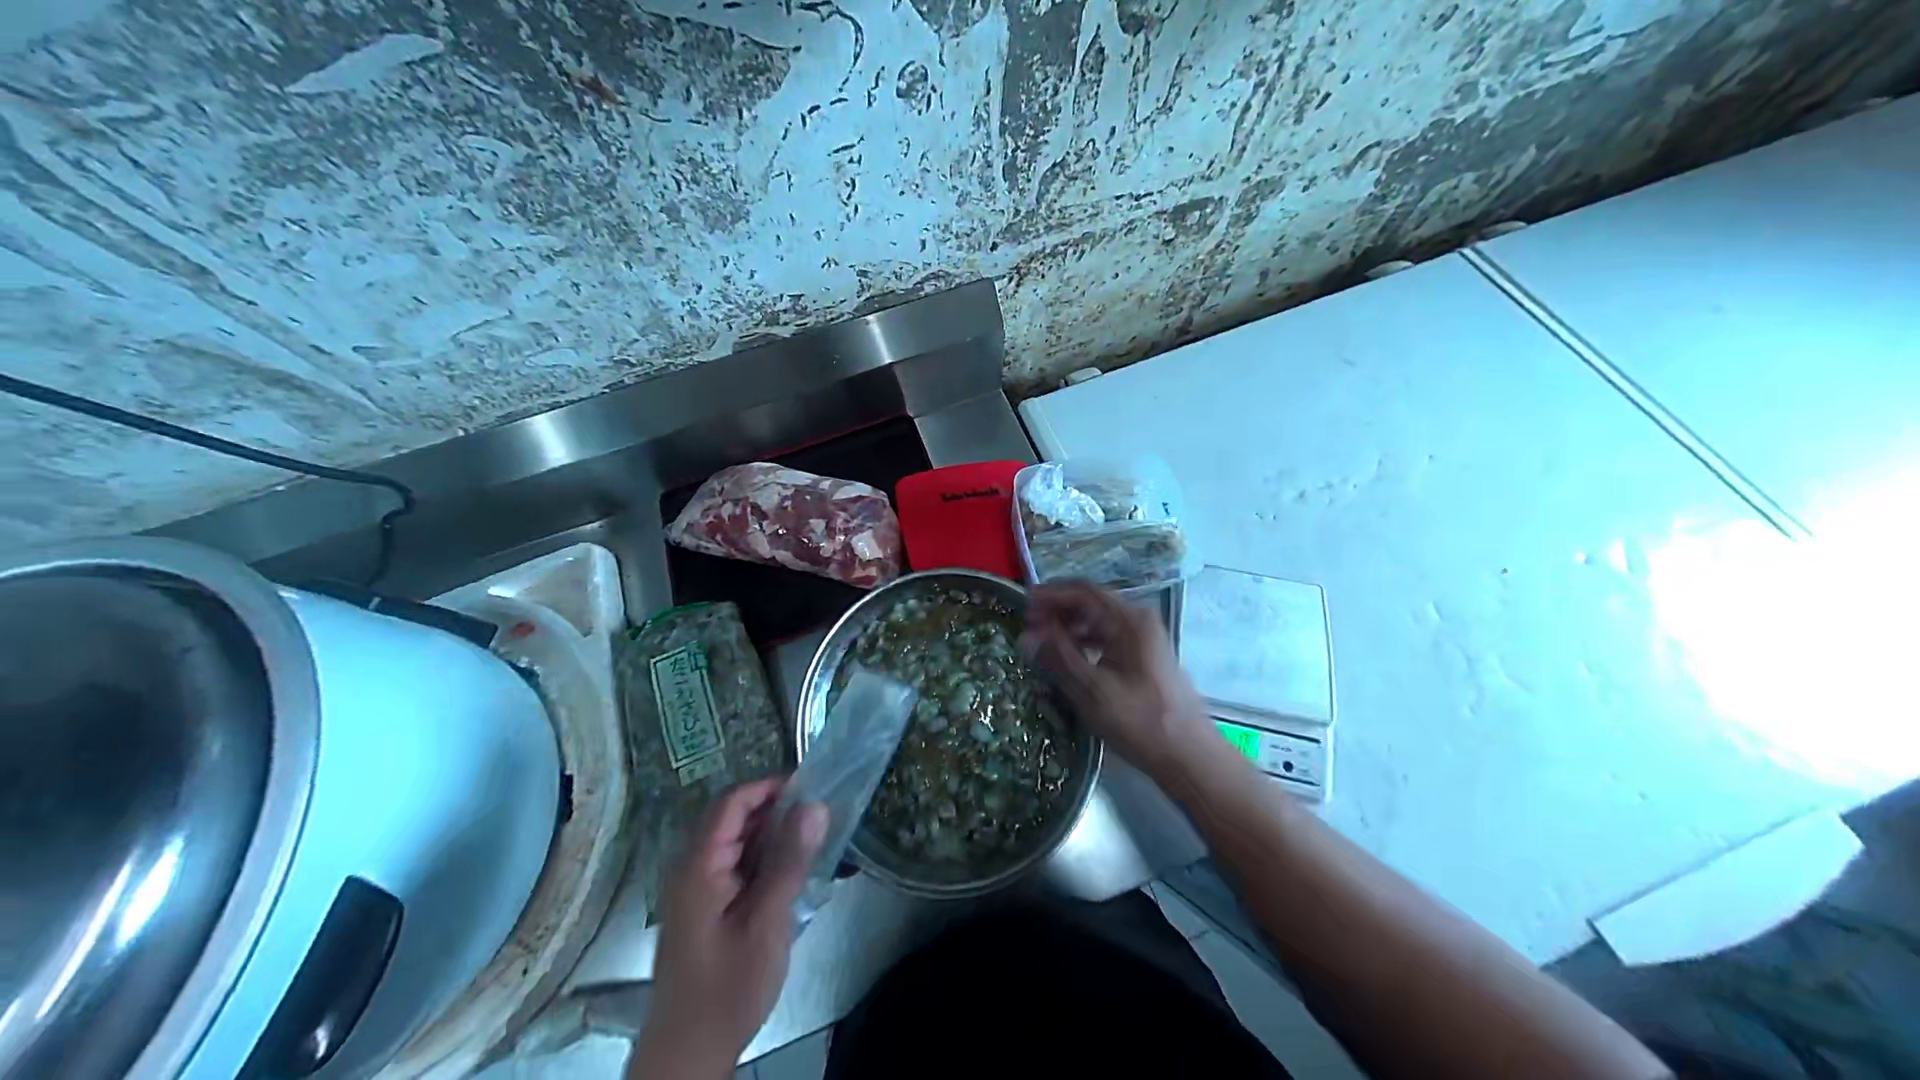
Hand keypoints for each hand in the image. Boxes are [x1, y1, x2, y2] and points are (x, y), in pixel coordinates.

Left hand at [631, 779, 827, 1077]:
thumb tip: (815, 805)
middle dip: (779, 811)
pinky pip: (739, 866)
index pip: (732, 802)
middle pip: (736, 819)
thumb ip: (789, 862)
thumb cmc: (728, 988)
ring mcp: (698, 888)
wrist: (689, 1053)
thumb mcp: (766, 922)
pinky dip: (768, 862)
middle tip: (824, 817)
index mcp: (699, 864)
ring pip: (740, 843)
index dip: (770, 787)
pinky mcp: (708, 907)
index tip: (813, 788)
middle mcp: (693, 867)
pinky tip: (798, 874)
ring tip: (819, 842)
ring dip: (777, 837)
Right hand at [1021, 582, 1220, 780]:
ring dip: (1070, 627)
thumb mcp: (1091, 690)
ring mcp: (1144, 638)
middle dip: (1058, 610)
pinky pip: (1108, 637)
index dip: (1050, 595)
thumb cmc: (1139, 720)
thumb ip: (1057, 657)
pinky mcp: (1144, 656)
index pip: (1083, 591)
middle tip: (1029, 626)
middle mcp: (1138, 620)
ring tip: (1043, 643)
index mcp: (1129, 620)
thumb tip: (1027, 636)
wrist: (1187, 754)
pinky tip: (1069, 657)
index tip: (1023, 605)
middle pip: (1091, 602)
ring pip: (1099, 621)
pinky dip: (1085, 641)